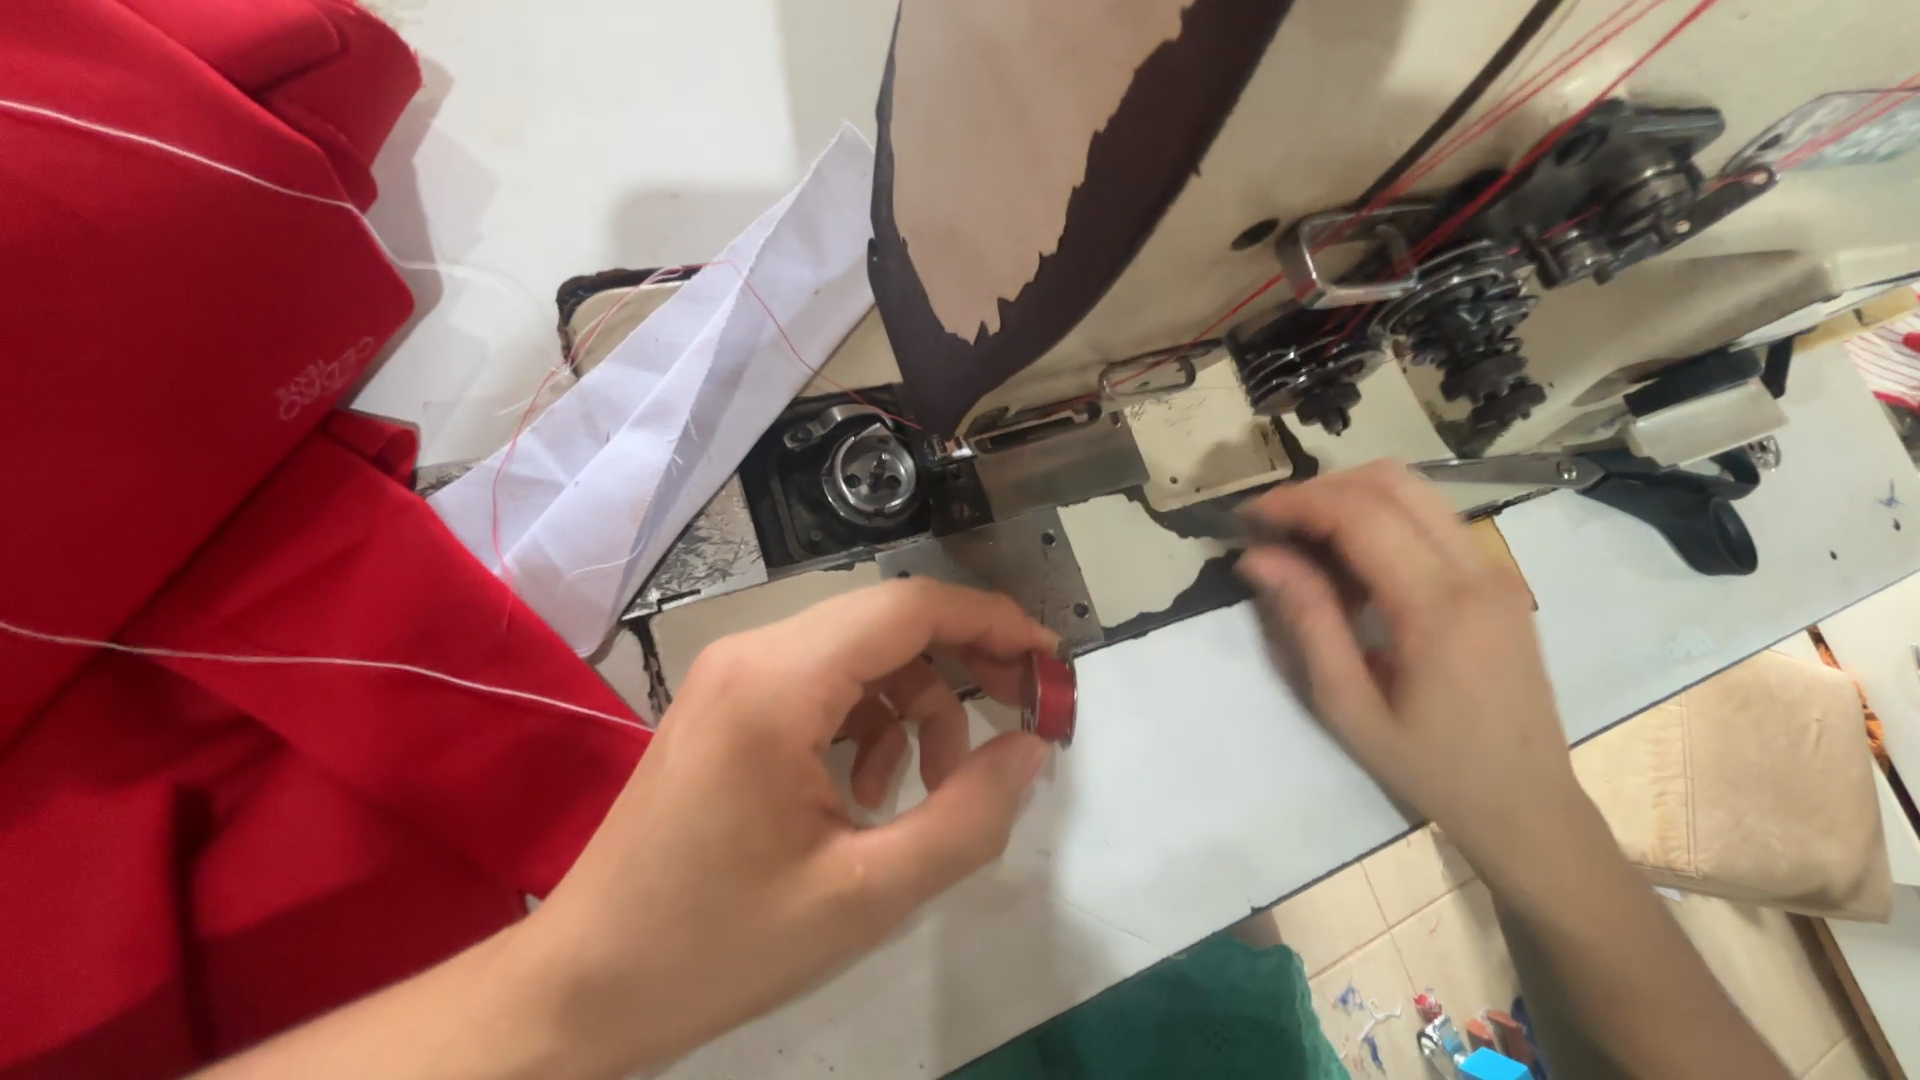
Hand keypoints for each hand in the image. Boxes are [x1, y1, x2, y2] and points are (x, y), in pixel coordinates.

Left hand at [501, 580, 1057, 1074]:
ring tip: (929, 785)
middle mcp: (752, 653)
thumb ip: (966, 818)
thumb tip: (1030, 748)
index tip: (1050, 663)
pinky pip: (824, 683)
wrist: (587, 982)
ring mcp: (733, 674)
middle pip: (887, 622)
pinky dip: (871, 720)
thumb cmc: (719, 944)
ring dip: (917, 703)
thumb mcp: (865, 895)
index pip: (908, 608)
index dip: (992, 622)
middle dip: (965, 660)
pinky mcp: (728, 702)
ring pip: (861, 653)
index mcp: (779, 684)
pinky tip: (869, 790)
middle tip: (1019, 714)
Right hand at [1235, 461, 1596, 864]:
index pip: (1361, 515)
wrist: (1526, 802)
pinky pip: (1432, 519)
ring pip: (1415, 491)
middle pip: (1392, 482)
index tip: (1248, 517)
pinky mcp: (1498, 579)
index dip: (1296, 503)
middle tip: (1271, 523)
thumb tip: (1258, 558)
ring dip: (1350, 497)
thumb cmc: (1429, 766)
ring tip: (1301, 537)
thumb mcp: (1348, 705)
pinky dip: (1380, 518)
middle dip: (1320, 489)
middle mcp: (1477, 571)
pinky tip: (1349, 561)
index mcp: (1439, 608)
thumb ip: (1306, 621)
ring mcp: (1496, 570)